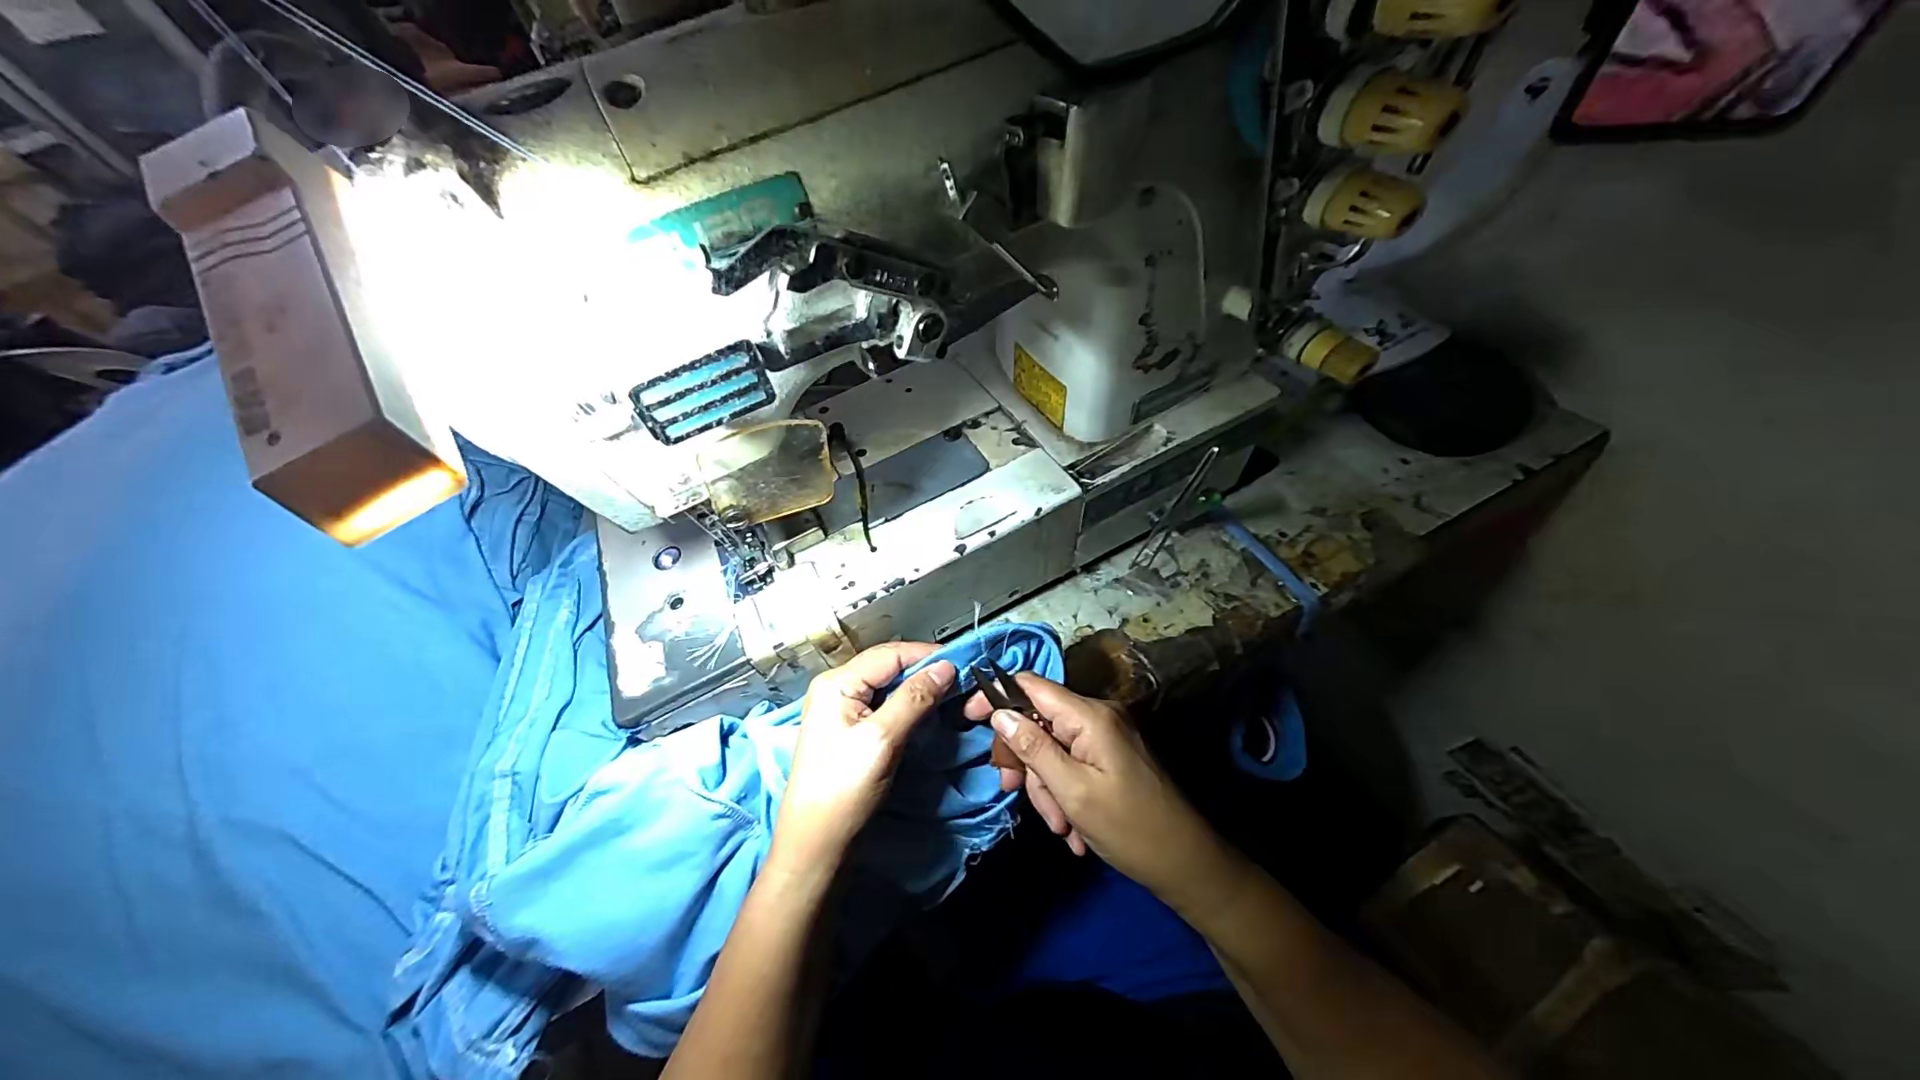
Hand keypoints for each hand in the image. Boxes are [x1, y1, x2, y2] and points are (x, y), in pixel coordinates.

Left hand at [772, 644, 956, 878]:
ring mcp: (841, 708)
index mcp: (837, 683)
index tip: (964, 663)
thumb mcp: (882, 739)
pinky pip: (884, 704)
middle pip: (889, 665)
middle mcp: (836, 688)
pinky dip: (908, 704)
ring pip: (889, 685)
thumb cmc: (842, 790)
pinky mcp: (850, 728)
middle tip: (960, 680)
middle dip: (925, 670)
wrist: (815, 842)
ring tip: (949, 695)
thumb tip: (945, 667)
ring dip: (919, 688)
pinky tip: (926, 713)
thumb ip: (914, 698)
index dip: (928, 656)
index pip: (892, 654)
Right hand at [965, 675, 1221, 898]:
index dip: (998, 696)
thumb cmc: (1129, 827)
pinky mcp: (1110, 758)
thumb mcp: (1072, 790)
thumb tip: (1000, 713)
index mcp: (1090, 716)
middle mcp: (1097, 717)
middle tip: (1015, 793)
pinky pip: (1071, 764)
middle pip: (1038, 722)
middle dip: (1027, 762)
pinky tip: (1074, 828)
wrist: (1186, 864)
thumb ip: (1034, 748)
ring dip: (1047, 788)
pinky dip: (1064, 793)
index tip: (970, 718)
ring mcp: (1105, 738)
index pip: (1032, 685)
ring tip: (1061, 826)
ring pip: (1052, 750)